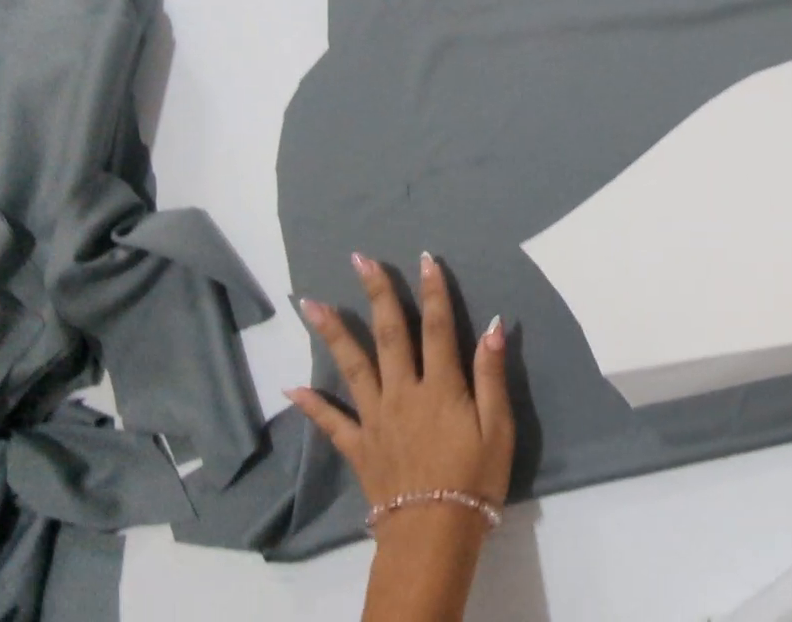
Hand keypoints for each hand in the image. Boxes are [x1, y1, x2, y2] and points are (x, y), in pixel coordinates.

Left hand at [288, 252, 514, 542]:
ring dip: (333, 332)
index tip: (425, 258)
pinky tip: (292, 386)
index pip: (437, 327)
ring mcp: (375, 418)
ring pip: (351, 367)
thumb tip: (493, 325)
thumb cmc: (475, 476)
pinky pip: (331, 421)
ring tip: (311, 303)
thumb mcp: (499, 426)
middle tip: (360, 260)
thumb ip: (492, 374)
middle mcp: (403, 392)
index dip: (433, 290)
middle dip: (377, 294)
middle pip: (389, 335)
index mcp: (441, 385)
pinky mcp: (359, 446)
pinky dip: (311, 403)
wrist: (433, 532)